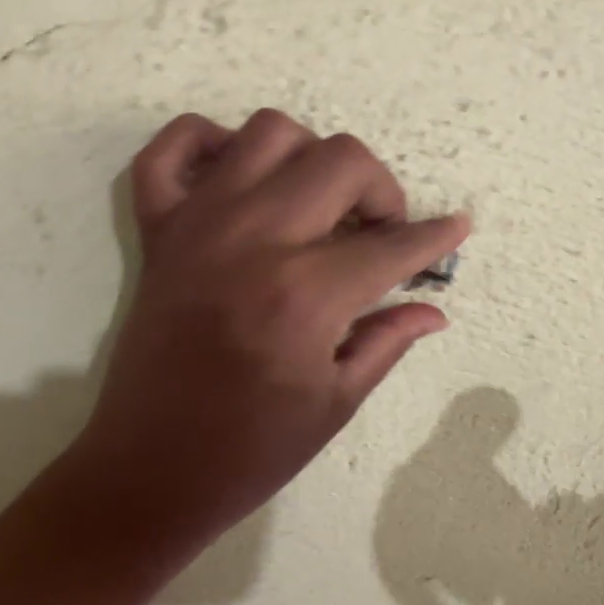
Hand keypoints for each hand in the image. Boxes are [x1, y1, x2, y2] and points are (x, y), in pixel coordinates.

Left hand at [71, 109, 469, 540]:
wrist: (149, 471)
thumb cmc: (248, 453)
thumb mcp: (332, 406)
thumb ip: (385, 343)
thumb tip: (432, 309)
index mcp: (306, 295)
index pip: (391, 244)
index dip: (434, 239)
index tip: (454, 230)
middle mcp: (254, 240)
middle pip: (340, 160)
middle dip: (380, 191)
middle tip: (379, 236)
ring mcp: (198, 227)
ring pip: (268, 132)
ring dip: (307, 157)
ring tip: (315, 208)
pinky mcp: (156, 233)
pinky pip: (172, 149)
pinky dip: (207, 144)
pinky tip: (238, 178)